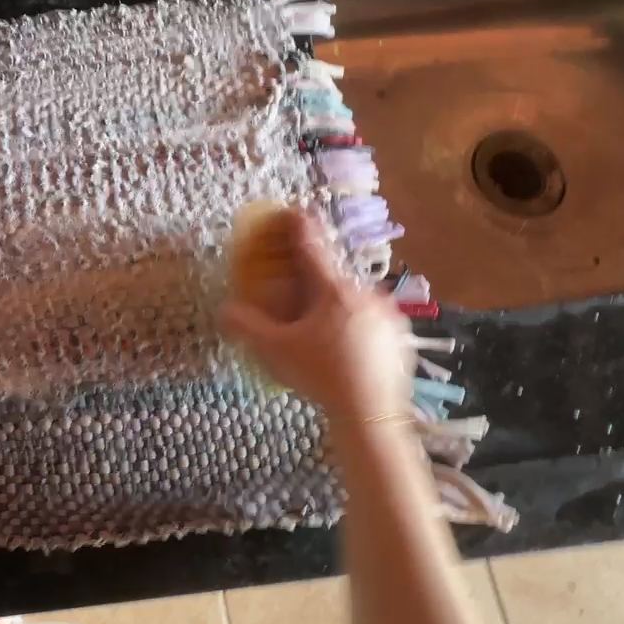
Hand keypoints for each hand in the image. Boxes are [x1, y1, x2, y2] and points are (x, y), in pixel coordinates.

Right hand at [220, 209, 411, 421]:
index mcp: (332, 290)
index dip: (298, 226)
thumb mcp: (274, 350)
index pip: (311, 248)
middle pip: (333, 275)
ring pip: (353, 297)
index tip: (293, 209)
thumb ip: (246, 325)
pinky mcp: (400, 336)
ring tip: (319, 324)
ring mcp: (387, 314)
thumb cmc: (320, 375)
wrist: (372, 414)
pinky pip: (371, 318)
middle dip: (314, 276)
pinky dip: (355, 322)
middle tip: (297, 286)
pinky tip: (344, 345)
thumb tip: (224, 309)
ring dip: (335, 302)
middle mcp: (363, 293)